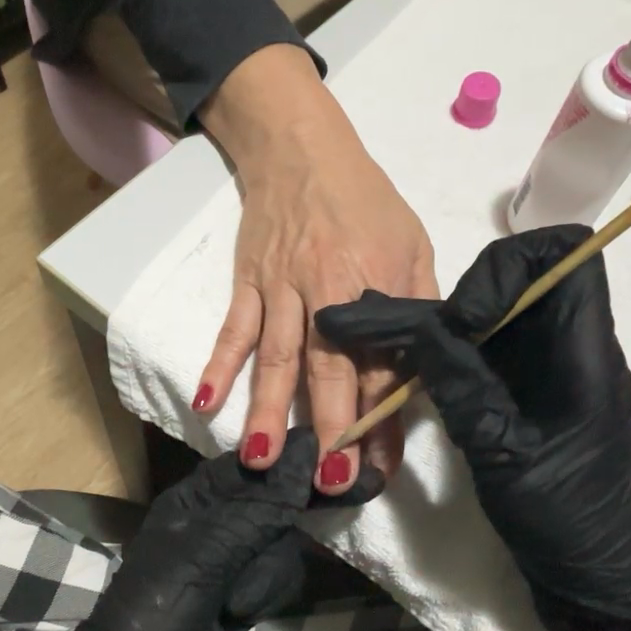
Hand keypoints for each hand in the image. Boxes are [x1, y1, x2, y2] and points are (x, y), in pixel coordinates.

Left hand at [7, 430, 377, 630]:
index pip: (252, 462)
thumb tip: (308, 450)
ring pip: (284, 542)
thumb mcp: (205, 555)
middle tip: (365, 484)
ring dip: (270, 571)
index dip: (295, 455)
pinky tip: (242, 615)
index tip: (339, 453)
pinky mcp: (249, 594)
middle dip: (305, 501)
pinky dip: (270, 592)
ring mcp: (234, 560)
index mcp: (192, 499)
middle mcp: (216, 521)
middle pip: (277, 498)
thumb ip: (260, 508)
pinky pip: (281, 575)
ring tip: (237, 603)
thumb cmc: (157, 611)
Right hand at [196, 46, 438, 494]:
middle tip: (329, 481)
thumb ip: (420, 303)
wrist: (302, 149)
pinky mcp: (249, 282)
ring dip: (270, 409)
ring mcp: (282, 287)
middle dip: (331, 426)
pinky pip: (232, 327)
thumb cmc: (366, 202)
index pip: (383, 361)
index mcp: (376, 281)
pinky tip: (206, 402)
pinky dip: (218, 363)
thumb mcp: (413, 244)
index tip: (381, 466)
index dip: (383, 416)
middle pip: (329, 367)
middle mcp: (328, 289)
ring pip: (276, 356)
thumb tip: (424, 366)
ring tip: (263, 461)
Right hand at [314, 226, 630, 630]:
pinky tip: (412, 367)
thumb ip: (461, 386)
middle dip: (465, 293)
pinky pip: (492, 352)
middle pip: (523, 276)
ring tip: (392, 342)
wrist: (600, 578)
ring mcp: (552, 370)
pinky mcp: (532, 394)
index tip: (466, 318)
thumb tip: (419, 331)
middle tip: (420, 337)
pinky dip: (452, 351)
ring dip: (450, 323)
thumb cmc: (566, 522)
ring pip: (500, 314)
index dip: (509, 265)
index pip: (566, 255)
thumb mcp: (503, 454)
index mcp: (585, 353)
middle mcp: (572, 347)